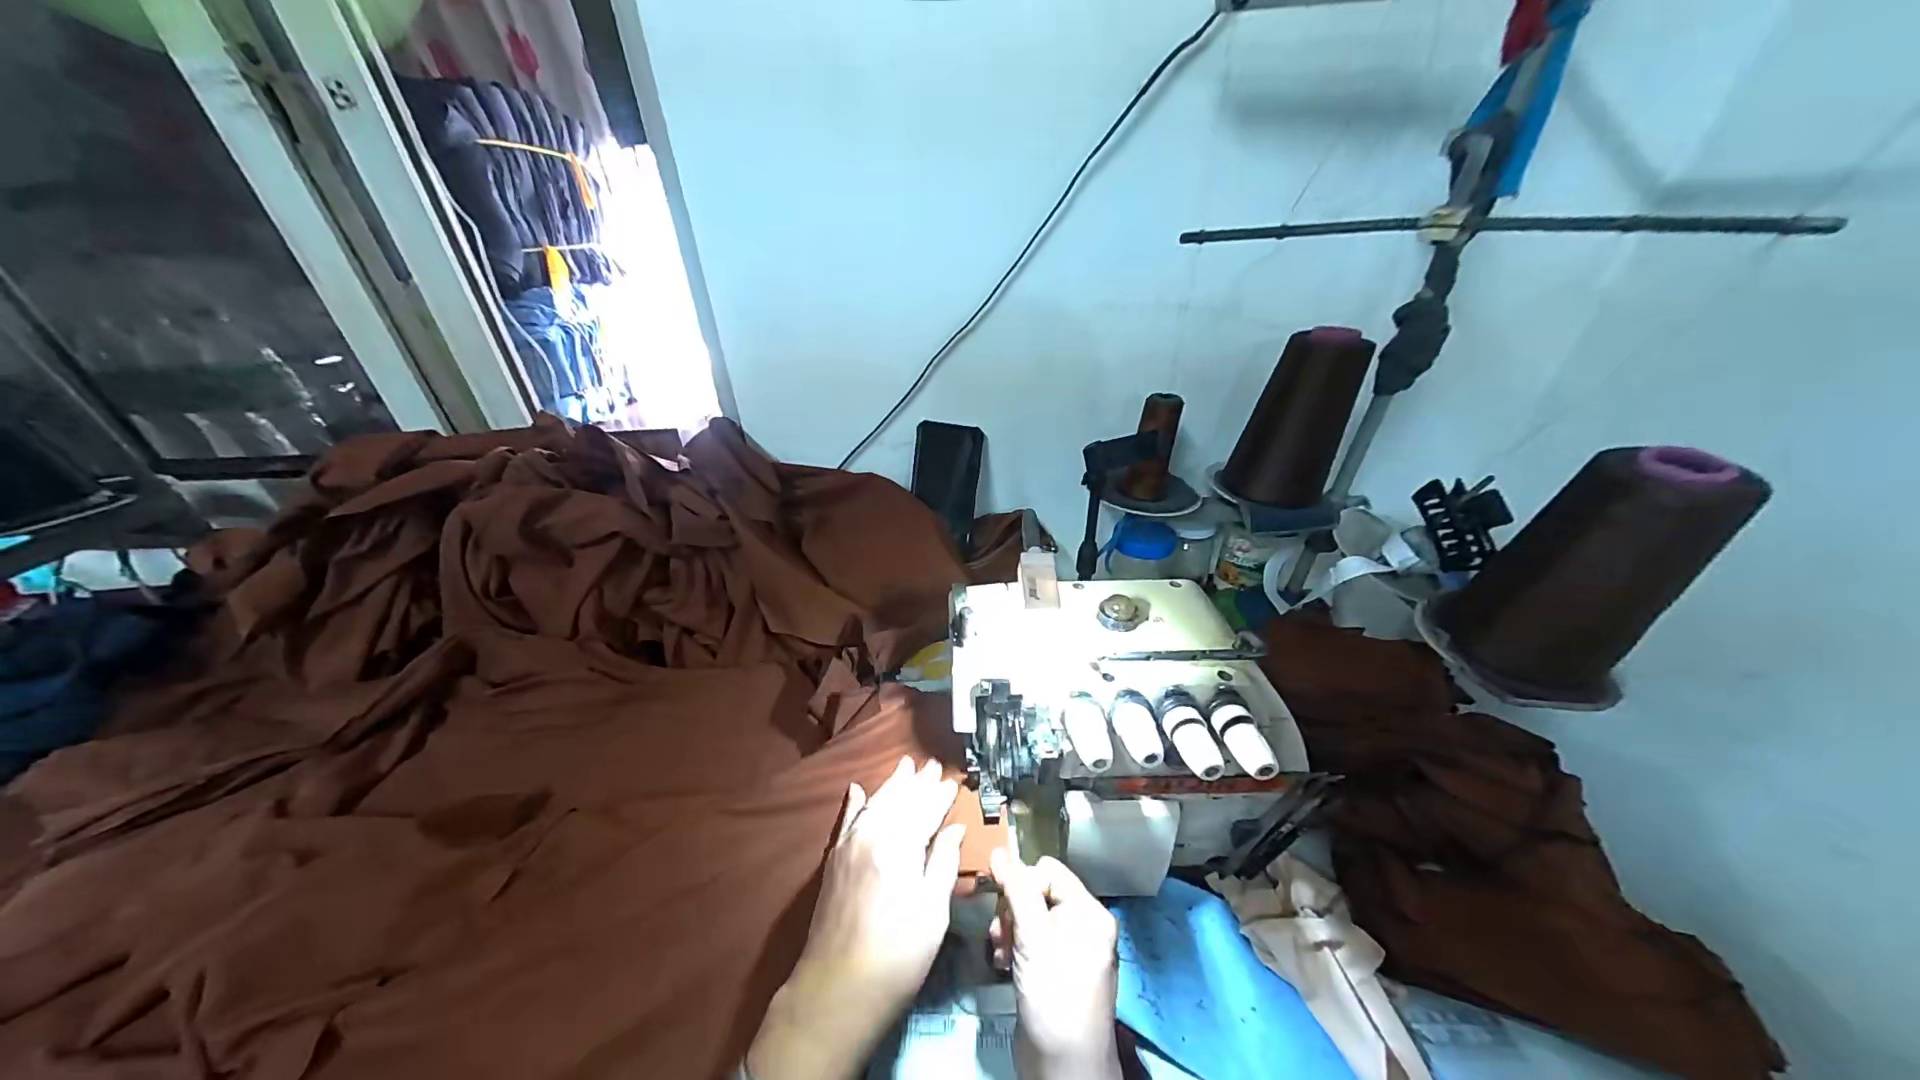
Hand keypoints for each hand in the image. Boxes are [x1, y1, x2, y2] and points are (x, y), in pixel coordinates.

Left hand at [747, 758, 965, 1079]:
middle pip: (898, 801)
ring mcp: (847, 847)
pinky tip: (858, 790)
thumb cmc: (896, 957)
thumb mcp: (932, 913)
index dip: (940, 795)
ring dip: (891, 785)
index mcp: (899, 847)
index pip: (925, 810)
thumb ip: (942, 864)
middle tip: (932, 764)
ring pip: (874, 804)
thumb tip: (954, 830)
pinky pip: (846, 821)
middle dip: (917, 782)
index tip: (952, 779)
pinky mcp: (833, 862)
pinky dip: (855, 804)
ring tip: (905, 766)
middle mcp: (871, 836)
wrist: (835, 992)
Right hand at [989, 849, 1121, 1079]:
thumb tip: (999, 852)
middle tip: (1000, 932)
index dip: (1022, 881)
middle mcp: (1083, 926)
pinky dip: (1013, 948)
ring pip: (1029, 917)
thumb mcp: (1034, 938)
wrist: (1065, 1068)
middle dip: (1012, 909)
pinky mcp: (1053, 970)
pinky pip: (1029, 941)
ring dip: (1008, 929)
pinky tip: (1003, 964)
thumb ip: (1017, 891)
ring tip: (1000, 951)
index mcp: (1090, 912)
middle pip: (1037, 892)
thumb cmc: (1055, 995)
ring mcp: (1069, 949)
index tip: (1000, 899)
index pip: (1049, 871)